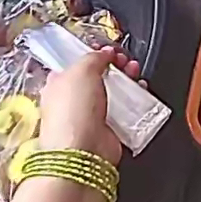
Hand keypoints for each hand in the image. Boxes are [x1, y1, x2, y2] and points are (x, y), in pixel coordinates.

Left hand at [37, 48, 141, 164]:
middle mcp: (74, 100)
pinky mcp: (110, 129)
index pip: (79, 62)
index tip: (109, 50)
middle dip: (115, 65)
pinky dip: (135, 99)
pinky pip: (126, 109)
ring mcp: (92, 115)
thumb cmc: (73, 111)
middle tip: (125, 61)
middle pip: (99, 76)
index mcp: (59, 83)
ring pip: (114, 91)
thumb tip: (105, 53)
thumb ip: (93, 57)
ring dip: (127, 79)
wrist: (83, 152)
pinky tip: (140, 90)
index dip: (95, 53)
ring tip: (134, 72)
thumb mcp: (81, 70)